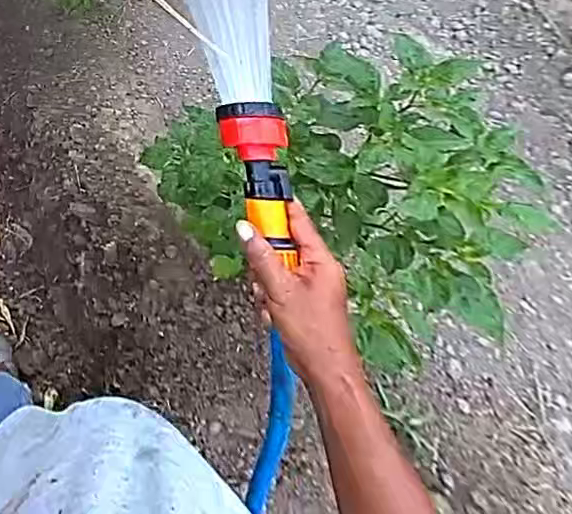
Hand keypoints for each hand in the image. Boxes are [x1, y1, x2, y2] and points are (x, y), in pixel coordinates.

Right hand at [236, 199, 362, 389]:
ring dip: (265, 280)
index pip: (297, 218)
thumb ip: (261, 256)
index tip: (256, 197)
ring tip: (269, 299)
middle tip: (261, 272)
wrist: (326, 374)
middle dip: (265, 257)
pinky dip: (269, 294)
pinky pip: (278, 283)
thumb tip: (245, 228)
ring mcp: (311, 284)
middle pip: (282, 243)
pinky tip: (272, 311)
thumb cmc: (314, 335)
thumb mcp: (280, 290)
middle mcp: (318, 267)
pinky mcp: (303, 298)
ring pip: (276, 265)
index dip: (276, 206)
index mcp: (320, 259)